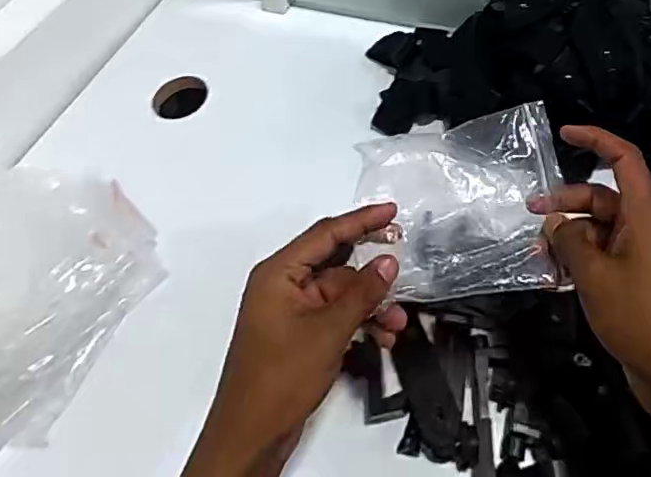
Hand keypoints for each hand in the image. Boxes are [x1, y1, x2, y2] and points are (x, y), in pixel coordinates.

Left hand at [183, 203, 408, 476]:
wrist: (250, 438)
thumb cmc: (274, 383)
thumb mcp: (328, 332)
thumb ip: (361, 293)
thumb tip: (386, 262)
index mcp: (278, 273)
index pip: (326, 233)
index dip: (361, 220)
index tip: (388, 212)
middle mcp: (282, 285)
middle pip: (335, 262)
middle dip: (370, 267)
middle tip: (400, 253)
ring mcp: (290, 310)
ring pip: (340, 292)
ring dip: (369, 302)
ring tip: (396, 317)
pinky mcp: (298, 333)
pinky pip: (335, 314)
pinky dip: (358, 320)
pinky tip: (380, 333)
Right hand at [535, 127, 650, 476]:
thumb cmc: (644, 320)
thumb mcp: (594, 274)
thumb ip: (569, 240)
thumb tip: (555, 222)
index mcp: (643, 215)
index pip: (624, 158)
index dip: (596, 138)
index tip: (565, 133)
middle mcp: (643, 228)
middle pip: (601, 197)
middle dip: (565, 201)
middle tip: (534, 214)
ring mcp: (639, 255)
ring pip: (597, 228)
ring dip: (567, 236)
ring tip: (540, 255)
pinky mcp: (634, 281)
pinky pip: (601, 255)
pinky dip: (578, 259)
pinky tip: (554, 276)